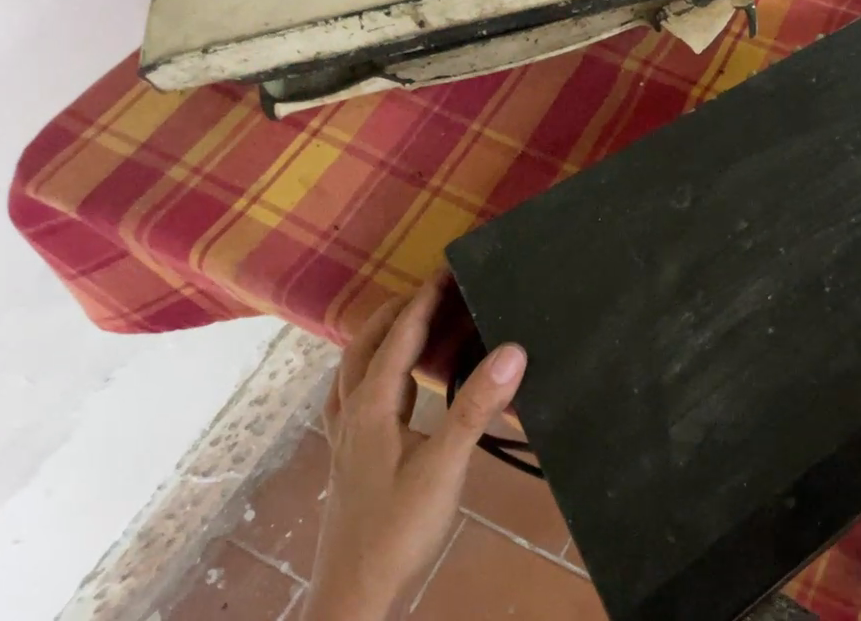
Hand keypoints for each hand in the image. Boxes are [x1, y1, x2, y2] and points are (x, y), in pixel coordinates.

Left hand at [302, 275, 527, 620]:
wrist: (355, 594)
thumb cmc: (399, 527)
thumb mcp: (446, 465)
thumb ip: (477, 406)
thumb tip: (514, 348)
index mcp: (372, 408)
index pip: (397, 340)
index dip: (423, 303)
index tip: (448, 271)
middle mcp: (352, 414)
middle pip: (364, 348)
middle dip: (397, 313)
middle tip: (435, 290)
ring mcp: (346, 438)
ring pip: (354, 371)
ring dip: (381, 339)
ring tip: (413, 323)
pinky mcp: (351, 457)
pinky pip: (355, 396)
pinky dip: (374, 372)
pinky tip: (392, 384)